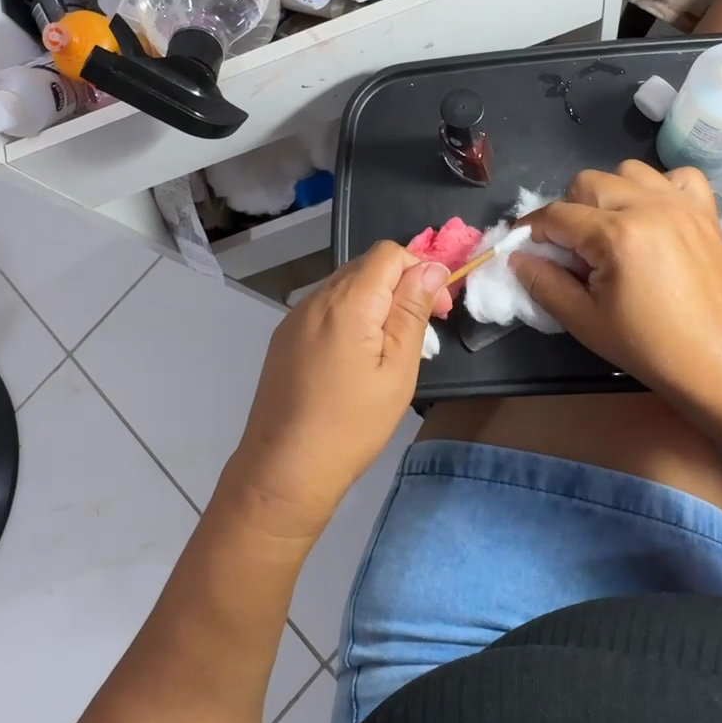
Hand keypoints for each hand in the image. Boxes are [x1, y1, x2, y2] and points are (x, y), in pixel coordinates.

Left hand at [224, 242, 445, 536]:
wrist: (284, 469)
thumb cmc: (352, 425)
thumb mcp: (397, 371)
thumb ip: (412, 312)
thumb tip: (430, 268)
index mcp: (348, 301)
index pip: (389, 253)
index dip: (420, 269)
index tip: (437, 310)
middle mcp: (316, 298)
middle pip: (366, 266)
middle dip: (400, 285)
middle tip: (422, 329)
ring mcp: (295, 317)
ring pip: (344, 286)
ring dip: (375, 301)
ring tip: (389, 347)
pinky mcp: (284, 337)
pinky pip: (325, 308)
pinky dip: (349, 316)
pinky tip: (356, 357)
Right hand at [510, 161, 721, 409]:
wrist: (719, 361)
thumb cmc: (648, 346)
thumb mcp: (584, 321)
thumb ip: (544, 283)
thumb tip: (517, 258)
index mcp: (616, 234)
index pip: (556, 215)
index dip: (533, 230)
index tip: (525, 247)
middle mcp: (648, 206)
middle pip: (587, 183)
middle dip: (570, 210)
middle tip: (573, 249)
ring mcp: (681, 204)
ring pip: (628, 171)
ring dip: (610, 194)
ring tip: (612, 230)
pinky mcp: (705, 211)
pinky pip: (678, 176)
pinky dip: (659, 187)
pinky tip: (653, 216)